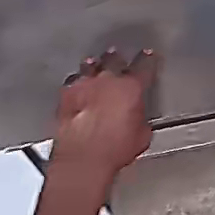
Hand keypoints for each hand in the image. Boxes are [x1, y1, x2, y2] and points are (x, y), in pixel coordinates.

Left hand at [50, 49, 158, 185]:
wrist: (83, 158)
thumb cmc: (113, 148)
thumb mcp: (142, 136)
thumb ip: (141, 119)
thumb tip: (137, 119)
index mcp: (131, 87)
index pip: (144, 65)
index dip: (148, 59)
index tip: (149, 56)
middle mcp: (107, 80)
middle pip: (113, 60)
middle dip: (117, 58)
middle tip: (117, 56)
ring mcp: (84, 85)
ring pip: (90, 66)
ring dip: (94, 66)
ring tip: (94, 64)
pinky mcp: (66, 95)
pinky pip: (72, 82)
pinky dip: (76, 82)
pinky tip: (76, 85)